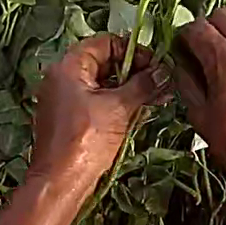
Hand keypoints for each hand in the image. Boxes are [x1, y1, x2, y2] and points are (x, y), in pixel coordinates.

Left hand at [30, 35, 164, 185]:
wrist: (60, 181)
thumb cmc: (86, 139)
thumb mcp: (119, 108)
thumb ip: (143, 85)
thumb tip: (164, 71)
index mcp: (69, 66)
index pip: (106, 43)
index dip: (134, 50)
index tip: (155, 65)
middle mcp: (62, 77)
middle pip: (105, 62)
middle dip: (135, 71)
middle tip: (160, 82)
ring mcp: (64, 99)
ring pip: (103, 84)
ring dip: (130, 89)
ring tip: (157, 98)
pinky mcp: (70, 118)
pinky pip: (97, 101)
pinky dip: (118, 103)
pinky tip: (140, 112)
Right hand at [173, 7, 225, 198]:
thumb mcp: (200, 115)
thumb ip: (186, 79)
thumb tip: (179, 60)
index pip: (198, 27)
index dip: (183, 37)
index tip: (180, 51)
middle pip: (222, 15)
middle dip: (205, 30)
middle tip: (198, 52)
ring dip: (225, 39)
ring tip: (218, 67)